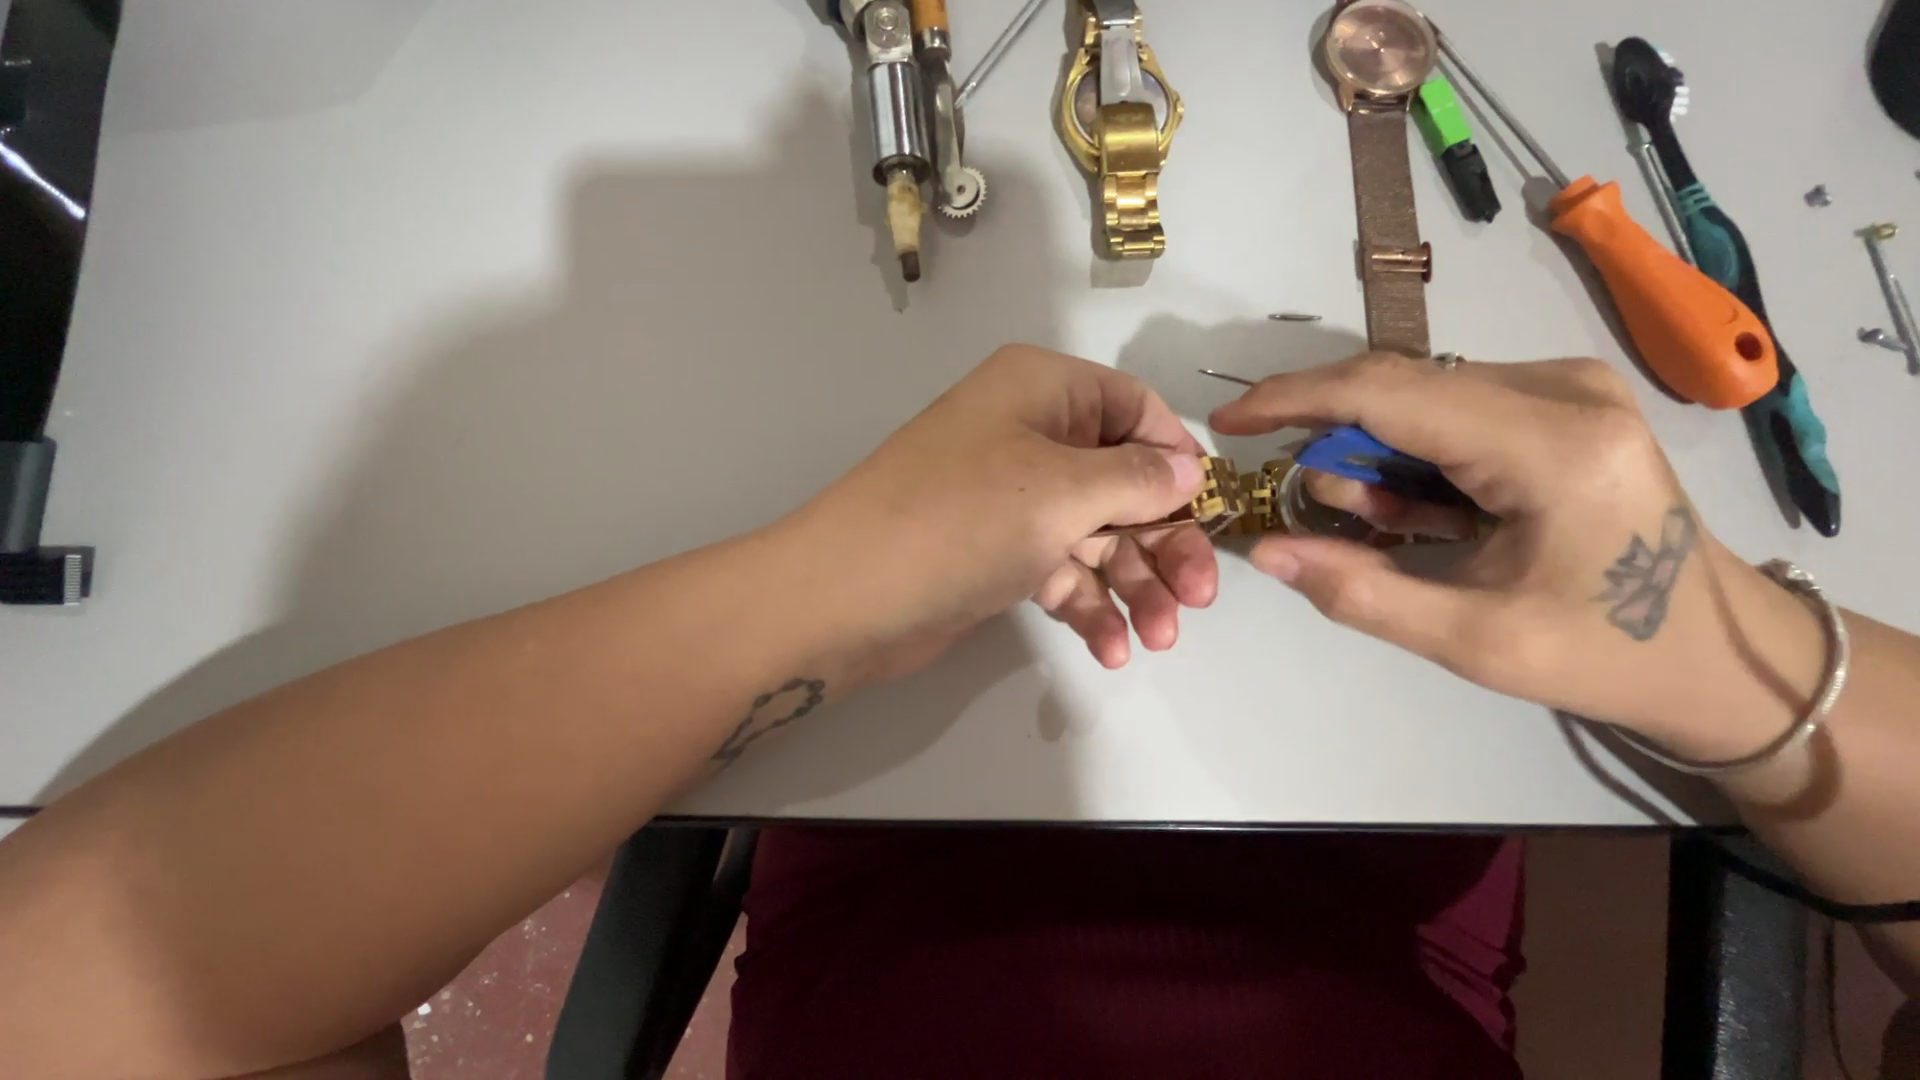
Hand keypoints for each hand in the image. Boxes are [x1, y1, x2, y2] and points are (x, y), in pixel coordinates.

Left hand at [791, 346, 1218, 680]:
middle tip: (1197, 600)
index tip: (1209, 513)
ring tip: (1160, 638)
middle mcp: (1029, 435)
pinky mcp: (997, 554)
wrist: (848, 597)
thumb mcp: (1062, 490)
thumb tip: (1189, 471)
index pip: (1136, 409)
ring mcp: (1011, 499)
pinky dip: (1088, 606)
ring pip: (1097, 534)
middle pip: (1124, 482)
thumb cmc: (962, 520)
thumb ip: (1138, 479)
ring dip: (1133, 586)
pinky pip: (1060, 570)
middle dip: (1162, 542)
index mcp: (1042, 390)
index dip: (1177, 459)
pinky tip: (1110, 650)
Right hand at [1210, 353, 1823, 758]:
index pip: (1388, 392)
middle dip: (1332, 443)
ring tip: (1393, 528)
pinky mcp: (1562, 399)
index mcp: (1551, 444)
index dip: (1293, 400)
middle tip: (1313, 509)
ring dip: (1376, 461)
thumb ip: (1359, 591)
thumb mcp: (1470, 641)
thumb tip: (1263, 551)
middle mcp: (1562, 389)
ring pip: (1416, 400)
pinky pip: (1447, 410)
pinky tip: (1431, 513)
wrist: (1720, 650)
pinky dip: (1412, 461)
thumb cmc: (1603, 651)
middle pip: (1396, 389)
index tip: (1228, 422)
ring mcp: (1566, 387)